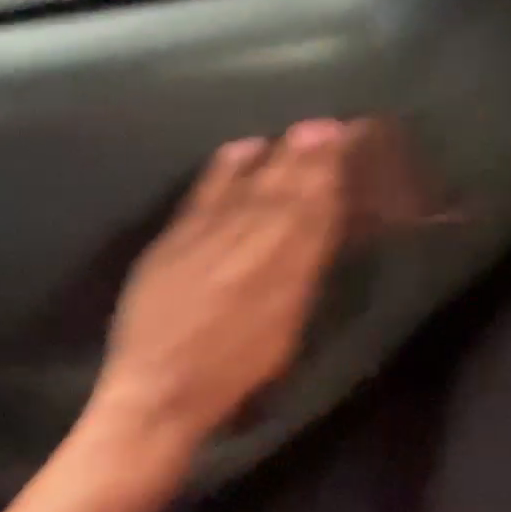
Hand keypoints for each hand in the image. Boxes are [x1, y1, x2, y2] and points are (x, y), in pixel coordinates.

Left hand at [89, 118, 417, 446]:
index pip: (317, 220)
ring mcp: (212, 238)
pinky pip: (208, 192)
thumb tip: (311, 240)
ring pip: (254, 187)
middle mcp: (256, 252)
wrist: (160, 386)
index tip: (350, 153)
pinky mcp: (177, 236)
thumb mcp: (281, 334)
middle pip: (288, 195)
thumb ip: (297, 282)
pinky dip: (228, 167)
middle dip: (312, 158)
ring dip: (279, 156)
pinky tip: (245, 146)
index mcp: (289, 282)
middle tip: (332, 125)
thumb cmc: (228, 377)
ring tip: (301, 130)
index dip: (333, 183)